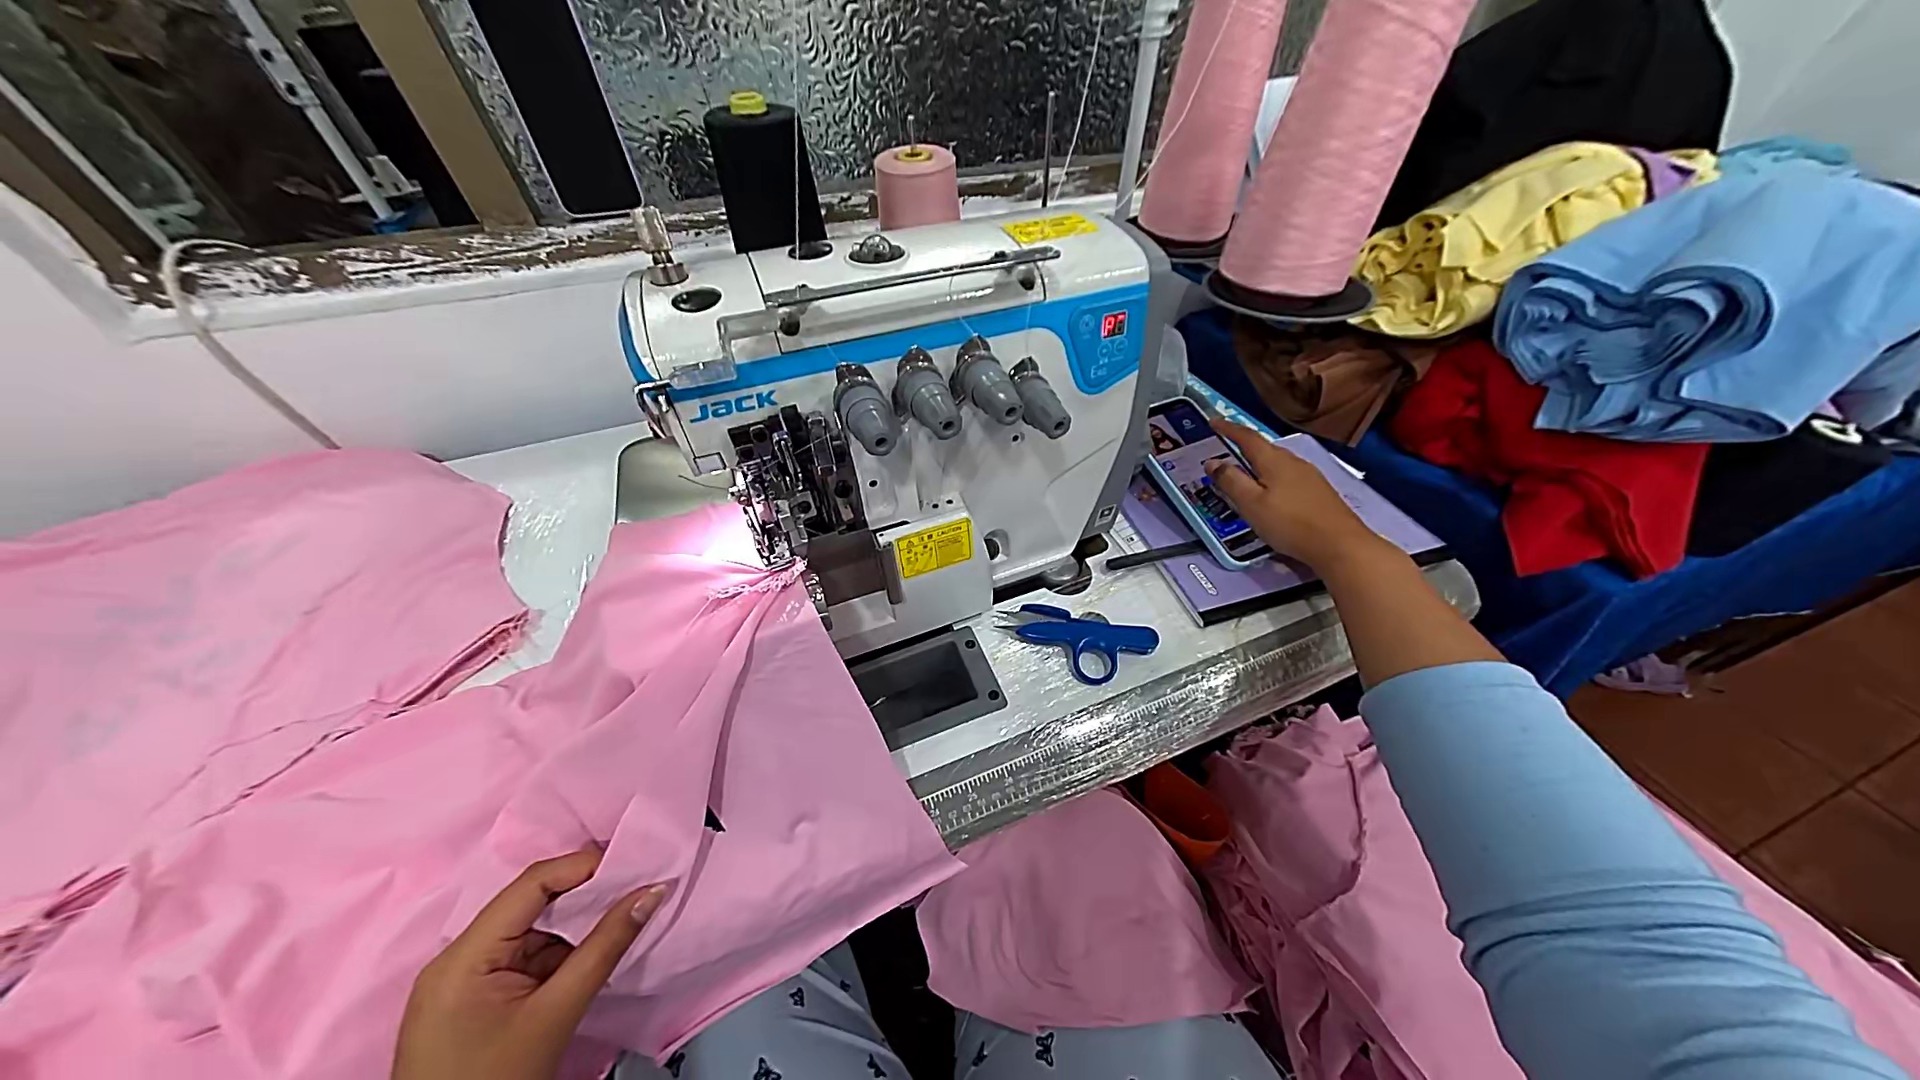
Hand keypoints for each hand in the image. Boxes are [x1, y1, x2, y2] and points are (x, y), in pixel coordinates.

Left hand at [393, 850, 671, 1079]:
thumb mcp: (557, 1012)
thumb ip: (606, 945)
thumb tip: (652, 891)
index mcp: (463, 956)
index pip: (530, 885)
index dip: (582, 866)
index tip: (631, 862)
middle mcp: (456, 958)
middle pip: (529, 903)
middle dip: (584, 894)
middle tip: (634, 884)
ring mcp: (461, 980)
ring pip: (531, 929)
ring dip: (575, 924)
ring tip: (621, 915)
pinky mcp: (472, 998)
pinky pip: (524, 955)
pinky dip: (560, 951)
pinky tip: (591, 952)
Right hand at [1204, 419, 1387, 572]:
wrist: (1340, 544)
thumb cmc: (1289, 523)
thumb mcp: (1251, 504)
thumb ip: (1230, 481)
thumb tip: (1213, 462)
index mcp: (1274, 461)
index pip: (1247, 438)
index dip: (1228, 429)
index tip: (1214, 422)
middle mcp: (1293, 462)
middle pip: (1264, 449)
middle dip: (1244, 448)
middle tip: (1226, 452)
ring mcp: (1309, 476)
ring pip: (1278, 463)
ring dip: (1258, 464)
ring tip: (1245, 475)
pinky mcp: (1319, 491)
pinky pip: (1288, 476)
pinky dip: (1272, 477)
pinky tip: (1271, 493)